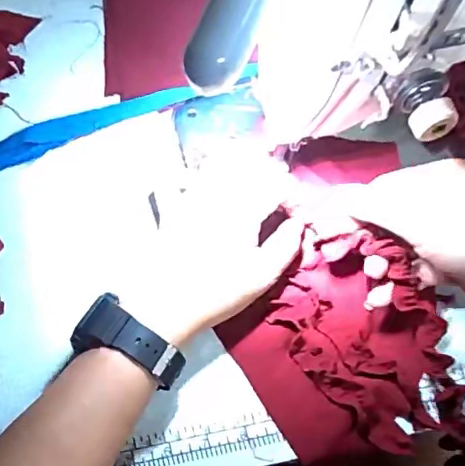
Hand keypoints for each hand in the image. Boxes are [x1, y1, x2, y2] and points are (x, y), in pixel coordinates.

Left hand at [122, 159, 306, 344]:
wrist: (165, 304)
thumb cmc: (219, 293)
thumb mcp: (262, 276)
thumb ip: (287, 245)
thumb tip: (298, 224)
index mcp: (245, 207)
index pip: (279, 183)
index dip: (295, 197)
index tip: (298, 218)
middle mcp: (218, 191)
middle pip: (251, 162)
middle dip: (272, 174)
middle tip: (280, 197)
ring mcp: (192, 195)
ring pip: (219, 160)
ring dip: (241, 165)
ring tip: (251, 184)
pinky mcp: (172, 205)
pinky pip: (185, 175)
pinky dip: (202, 173)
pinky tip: (209, 185)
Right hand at [320, 159, 464, 341]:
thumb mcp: (415, 213)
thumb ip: (370, 204)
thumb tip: (332, 196)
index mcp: (434, 179)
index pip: (380, 189)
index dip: (352, 212)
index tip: (329, 235)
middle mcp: (443, 202)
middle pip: (389, 221)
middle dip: (367, 244)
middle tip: (351, 264)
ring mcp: (454, 234)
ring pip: (404, 249)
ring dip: (384, 268)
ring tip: (378, 287)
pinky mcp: (462, 264)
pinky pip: (423, 269)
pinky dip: (407, 282)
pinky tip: (394, 296)